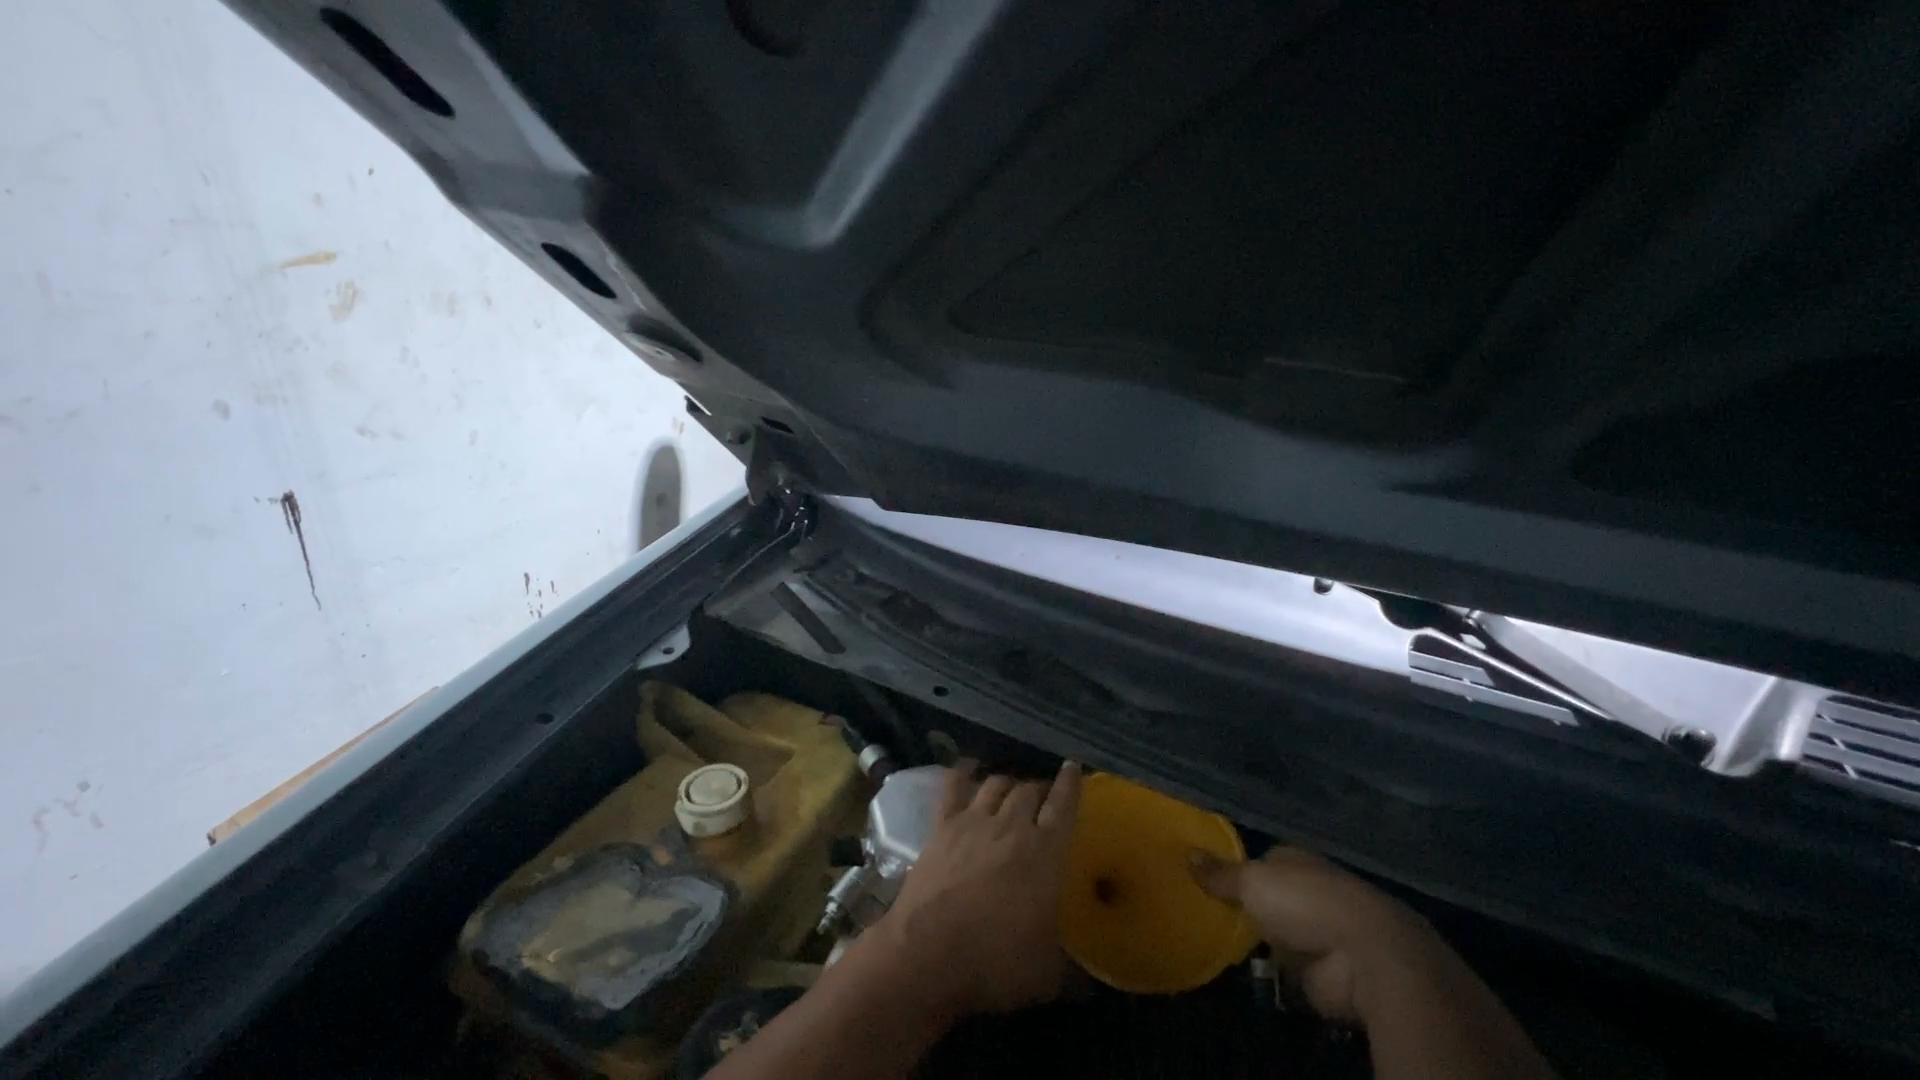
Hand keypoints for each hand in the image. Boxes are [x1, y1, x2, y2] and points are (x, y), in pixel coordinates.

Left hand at [870, 759, 1082, 1017]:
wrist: (927, 954)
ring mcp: (973, 822)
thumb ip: (1071, 971)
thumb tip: (1089, 984)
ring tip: (1012, 788)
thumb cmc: (996, 962)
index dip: (1071, 784)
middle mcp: (1012, 826)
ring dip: (1008, 782)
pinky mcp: (940, 827)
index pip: (1065, 805)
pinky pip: (953, 787)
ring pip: (996, 784)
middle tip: (1044, 797)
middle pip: (1029, 789)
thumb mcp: (1047, 976)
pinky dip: (963, 772)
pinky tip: (967, 767)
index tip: (1073, 768)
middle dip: (1040, 788)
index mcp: (1047, 852)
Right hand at [1189, 846, 1444, 1022]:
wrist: (1365, 957)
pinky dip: (1273, 974)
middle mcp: (1310, 892)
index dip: (1239, 870)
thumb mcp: (1253, 882)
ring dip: (1261, 944)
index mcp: (1297, 861)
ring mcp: (1318, 934)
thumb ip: (1221, 874)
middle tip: (1205, 914)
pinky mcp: (1322, 973)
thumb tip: (1186, 852)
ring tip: (1217, 945)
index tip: (1208, 880)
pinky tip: (1246, 974)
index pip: (1263, 861)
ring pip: (1278, 935)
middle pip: (1271, 898)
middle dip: (1248, 907)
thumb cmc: (1306, 903)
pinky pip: (1286, 972)